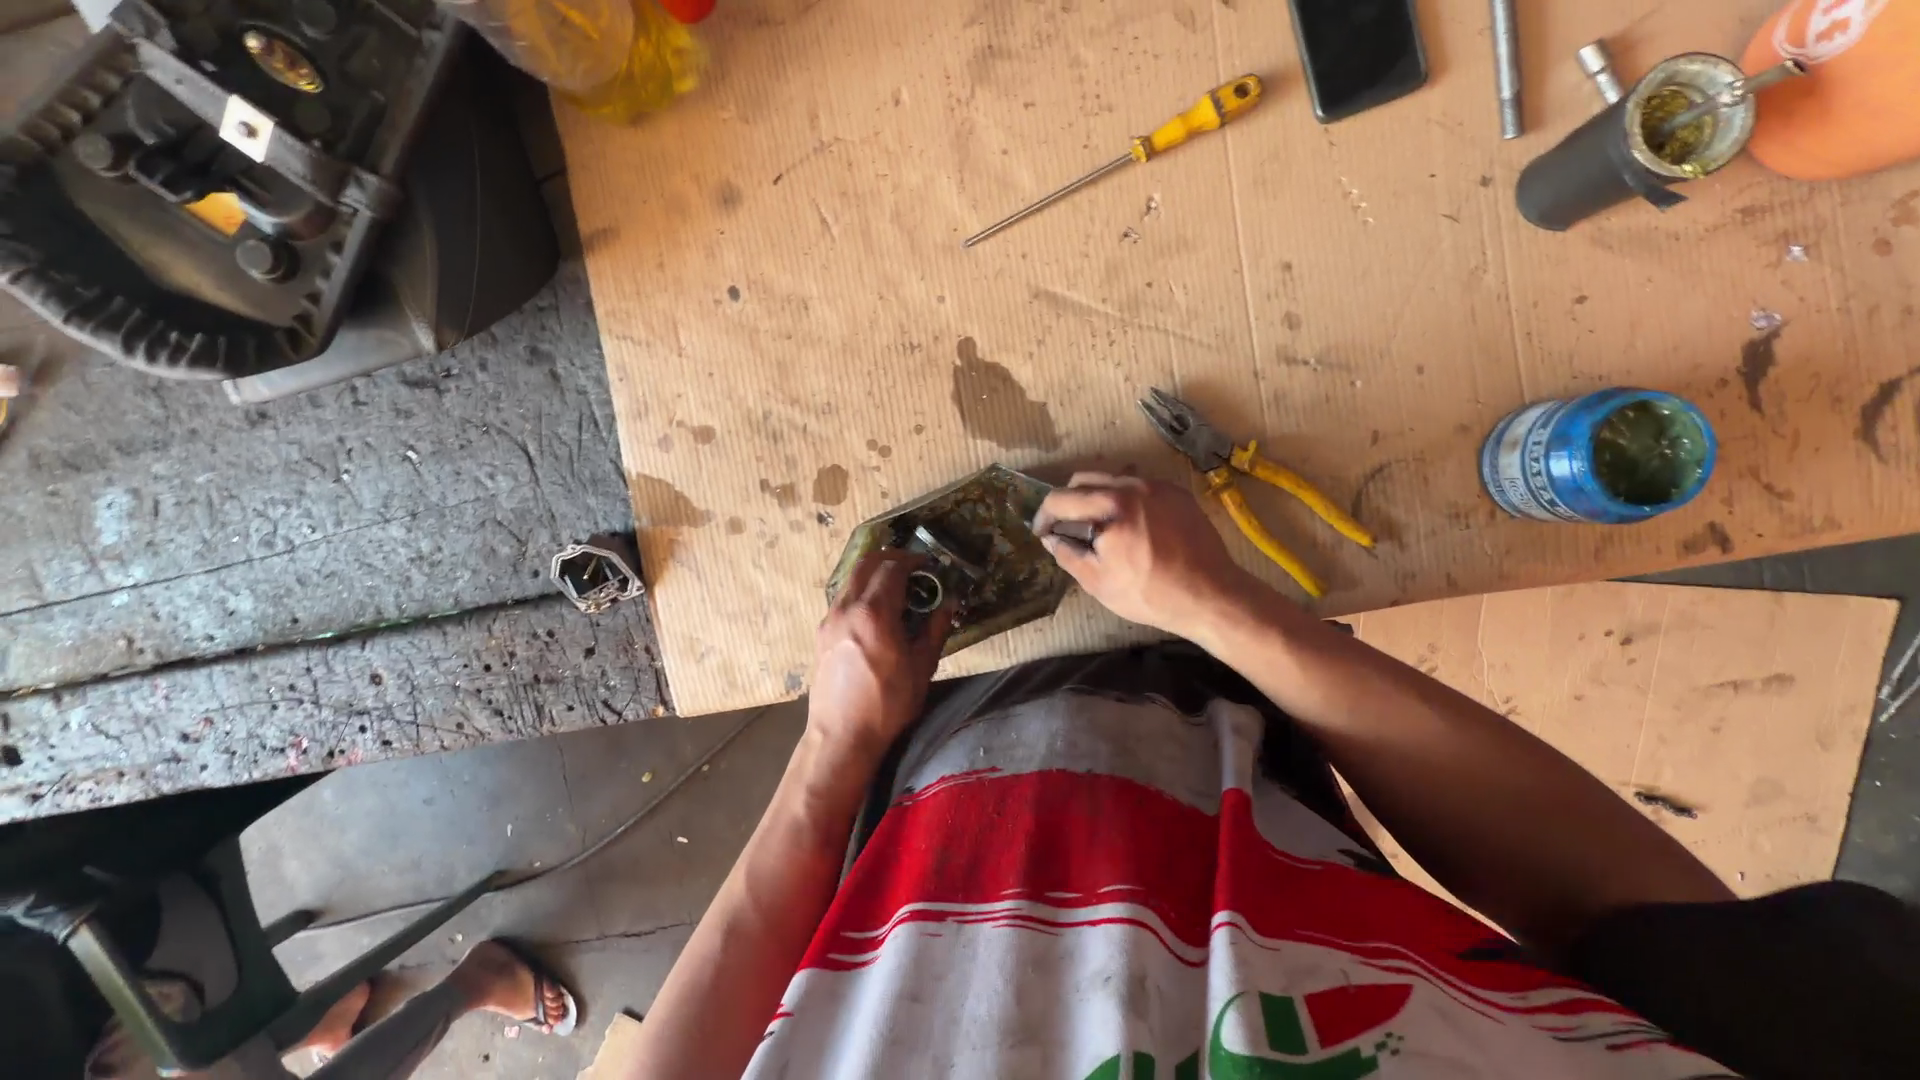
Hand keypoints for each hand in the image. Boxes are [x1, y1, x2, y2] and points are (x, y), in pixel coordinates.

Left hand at [806, 550, 951, 759]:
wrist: (842, 736)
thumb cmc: (888, 704)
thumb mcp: (921, 667)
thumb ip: (935, 630)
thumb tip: (949, 604)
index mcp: (875, 613)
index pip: (893, 568)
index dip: (913, 561)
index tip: (929, 566)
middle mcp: (847, 608)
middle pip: (867, 563)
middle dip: (892, 558)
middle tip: (913, 568)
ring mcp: (830, 619)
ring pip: (852, 579)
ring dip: (875, 574)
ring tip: (897, 589)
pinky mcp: (822, 633)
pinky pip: (843, 598)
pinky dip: (862, 592)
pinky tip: (878, 612)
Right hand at [1033, 473, 1265, 639]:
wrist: (1210, 594)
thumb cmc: (1150, 594)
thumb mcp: (1099, 582)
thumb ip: (1068, 554)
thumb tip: (1051, 538)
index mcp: (1111, 506)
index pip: (1061, 498)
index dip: (1044, 516)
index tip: (1042, 532)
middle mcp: (1133, 485)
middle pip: (1084, 479)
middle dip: (1067, 501)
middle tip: (1065, 527)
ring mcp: (1158, 486)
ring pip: (1112, 479)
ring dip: (1095, 497)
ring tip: (1096, 525)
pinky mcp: (1176, 493)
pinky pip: (1139, 486)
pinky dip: (1124, 499)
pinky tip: (1128, 525)